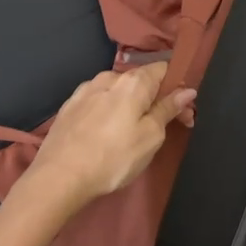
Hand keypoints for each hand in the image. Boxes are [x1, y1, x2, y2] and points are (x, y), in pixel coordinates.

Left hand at [22, 62, 194, 211]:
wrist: (60, 175)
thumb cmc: (114, 157)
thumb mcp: (150, 137)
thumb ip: (168, 109)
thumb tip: (186, 90)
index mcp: (132, 81)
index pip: (163, 69)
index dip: (177, 88)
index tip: (183, 112)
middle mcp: (108, 77)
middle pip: (140, 81)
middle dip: (155, 100)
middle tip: (163, 129)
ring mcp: (85, 90)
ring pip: (117, 91)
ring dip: (130, 106)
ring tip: (131, 135)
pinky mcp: (69, 106)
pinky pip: (98, 102)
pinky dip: (109, 112)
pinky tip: (106, 133)